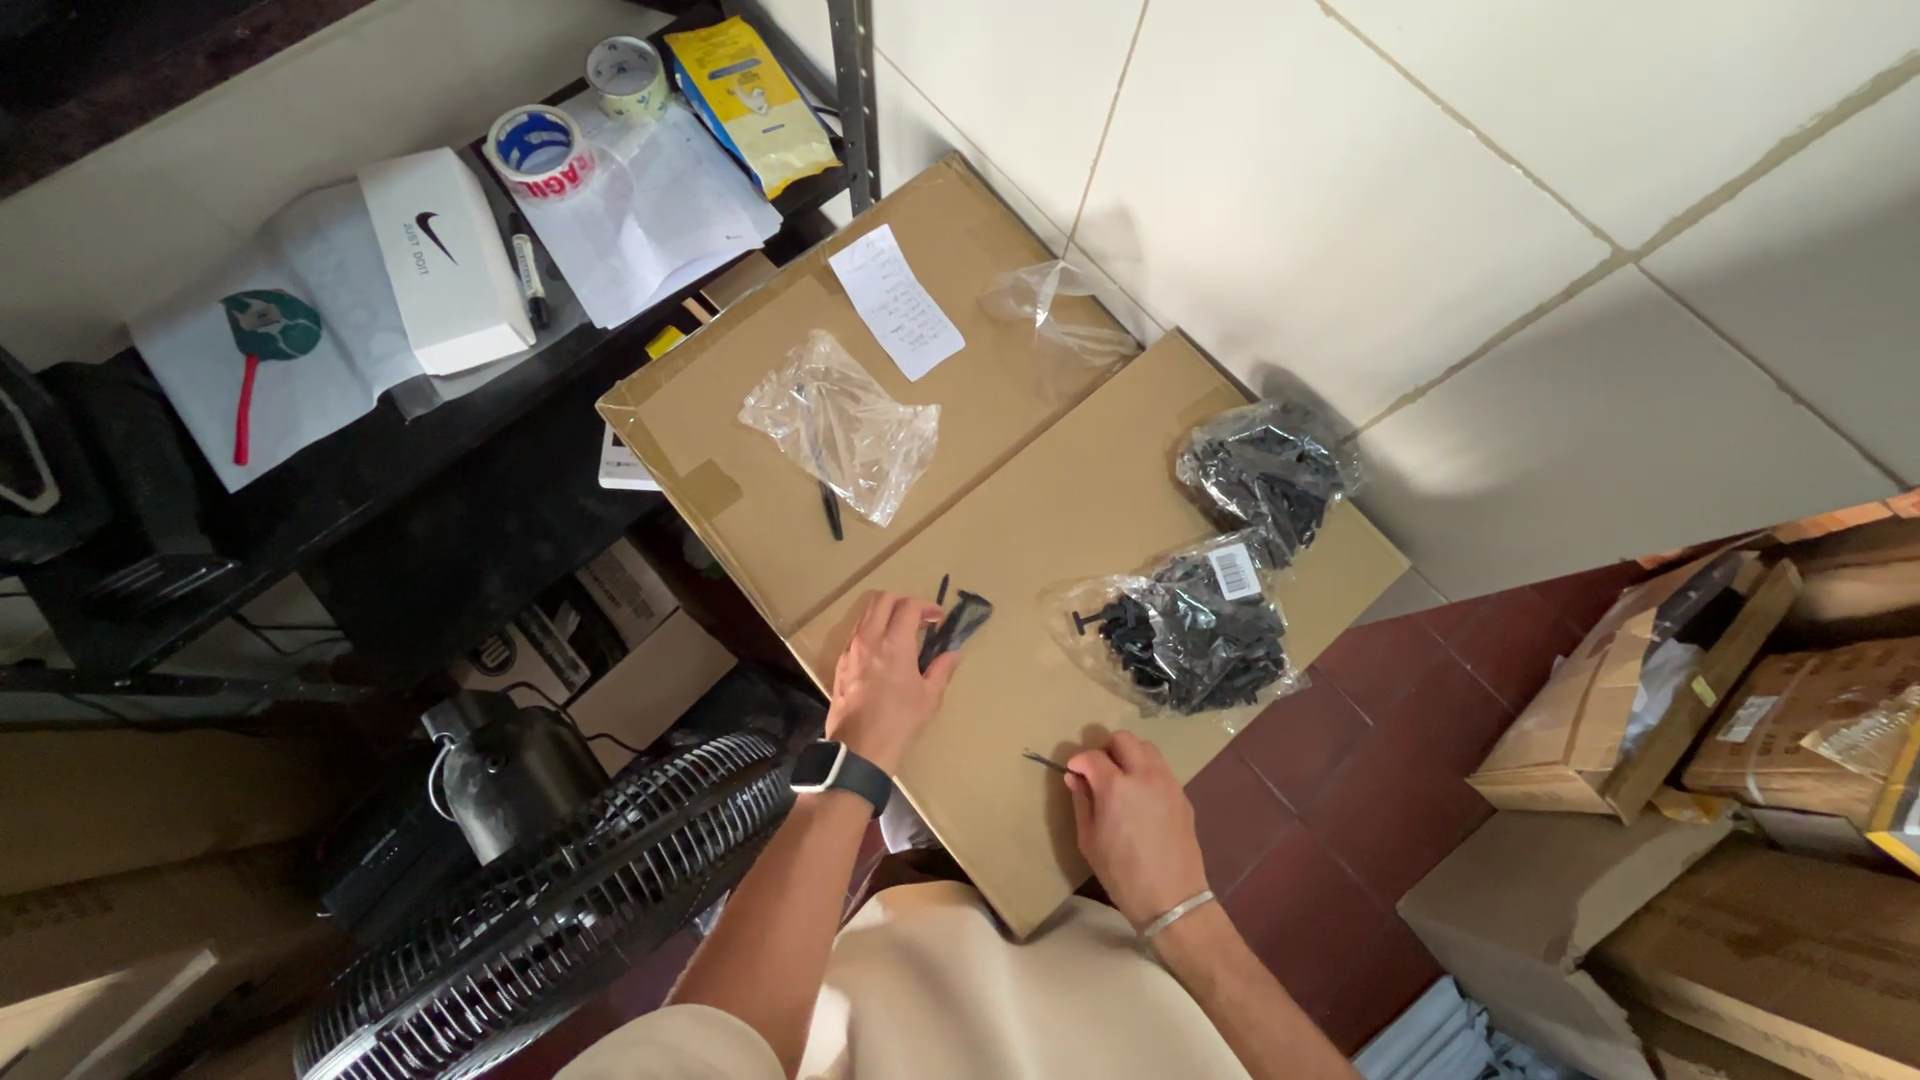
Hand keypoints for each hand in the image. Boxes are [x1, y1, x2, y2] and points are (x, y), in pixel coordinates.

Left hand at [825, 591, 960, 774]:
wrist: (860, 746)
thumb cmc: (899, 720)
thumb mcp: (929, 696)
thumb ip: (942, 669)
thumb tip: (954, 653)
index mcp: (894, 643)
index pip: (908, 606)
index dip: (926, 605)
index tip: (937, 618)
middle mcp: (869, 639)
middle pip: (883, 599)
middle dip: (904, 601)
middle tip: (919, 618)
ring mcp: (851, 649)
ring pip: (866, 613)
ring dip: (886, 613)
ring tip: (901, 632)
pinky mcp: (840, 662)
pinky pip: (856, 633)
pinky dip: (872, 630)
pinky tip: (883, 651)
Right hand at [1065, 731, 1209, 930]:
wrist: (1172, 899)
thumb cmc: (1122, 874)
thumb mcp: (1089, 841)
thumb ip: (1081, 802)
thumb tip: (1074, 778)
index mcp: (1116, 787)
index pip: (1093, 756)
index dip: (1078, 762)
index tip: (1074, 773)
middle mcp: (1144, 775)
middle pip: (1123, 739)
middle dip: (1106, 749)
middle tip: (1098, 771)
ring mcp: (1168, 783)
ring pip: (1147, 748)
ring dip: (1129, 755)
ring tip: (1121, 779)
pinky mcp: (1182, 795)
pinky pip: (1162, 769)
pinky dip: (1147, 771)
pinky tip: (1141, 797)